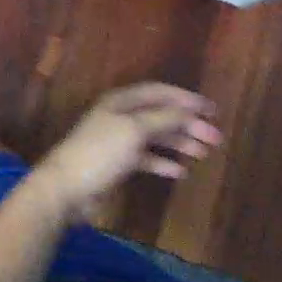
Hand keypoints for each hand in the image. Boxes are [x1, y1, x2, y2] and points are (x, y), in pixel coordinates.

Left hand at [29, 84, 221, 223]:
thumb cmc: (100, 152)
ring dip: (180, 143)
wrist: (66, 188)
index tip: (210, 109)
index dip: (185, 99)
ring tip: (202, 153)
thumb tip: (189, 111)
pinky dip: (163, 163)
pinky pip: (147, 160)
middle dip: (188, 125)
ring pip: (156, 137)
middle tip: (214, 138)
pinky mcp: (119, 164)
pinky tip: (180, 172)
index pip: (159, 93)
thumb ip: (164, 119)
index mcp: (122, 101)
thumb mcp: (134, 130)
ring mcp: (120, 141)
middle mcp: (122, 117)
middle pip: (161, 116)